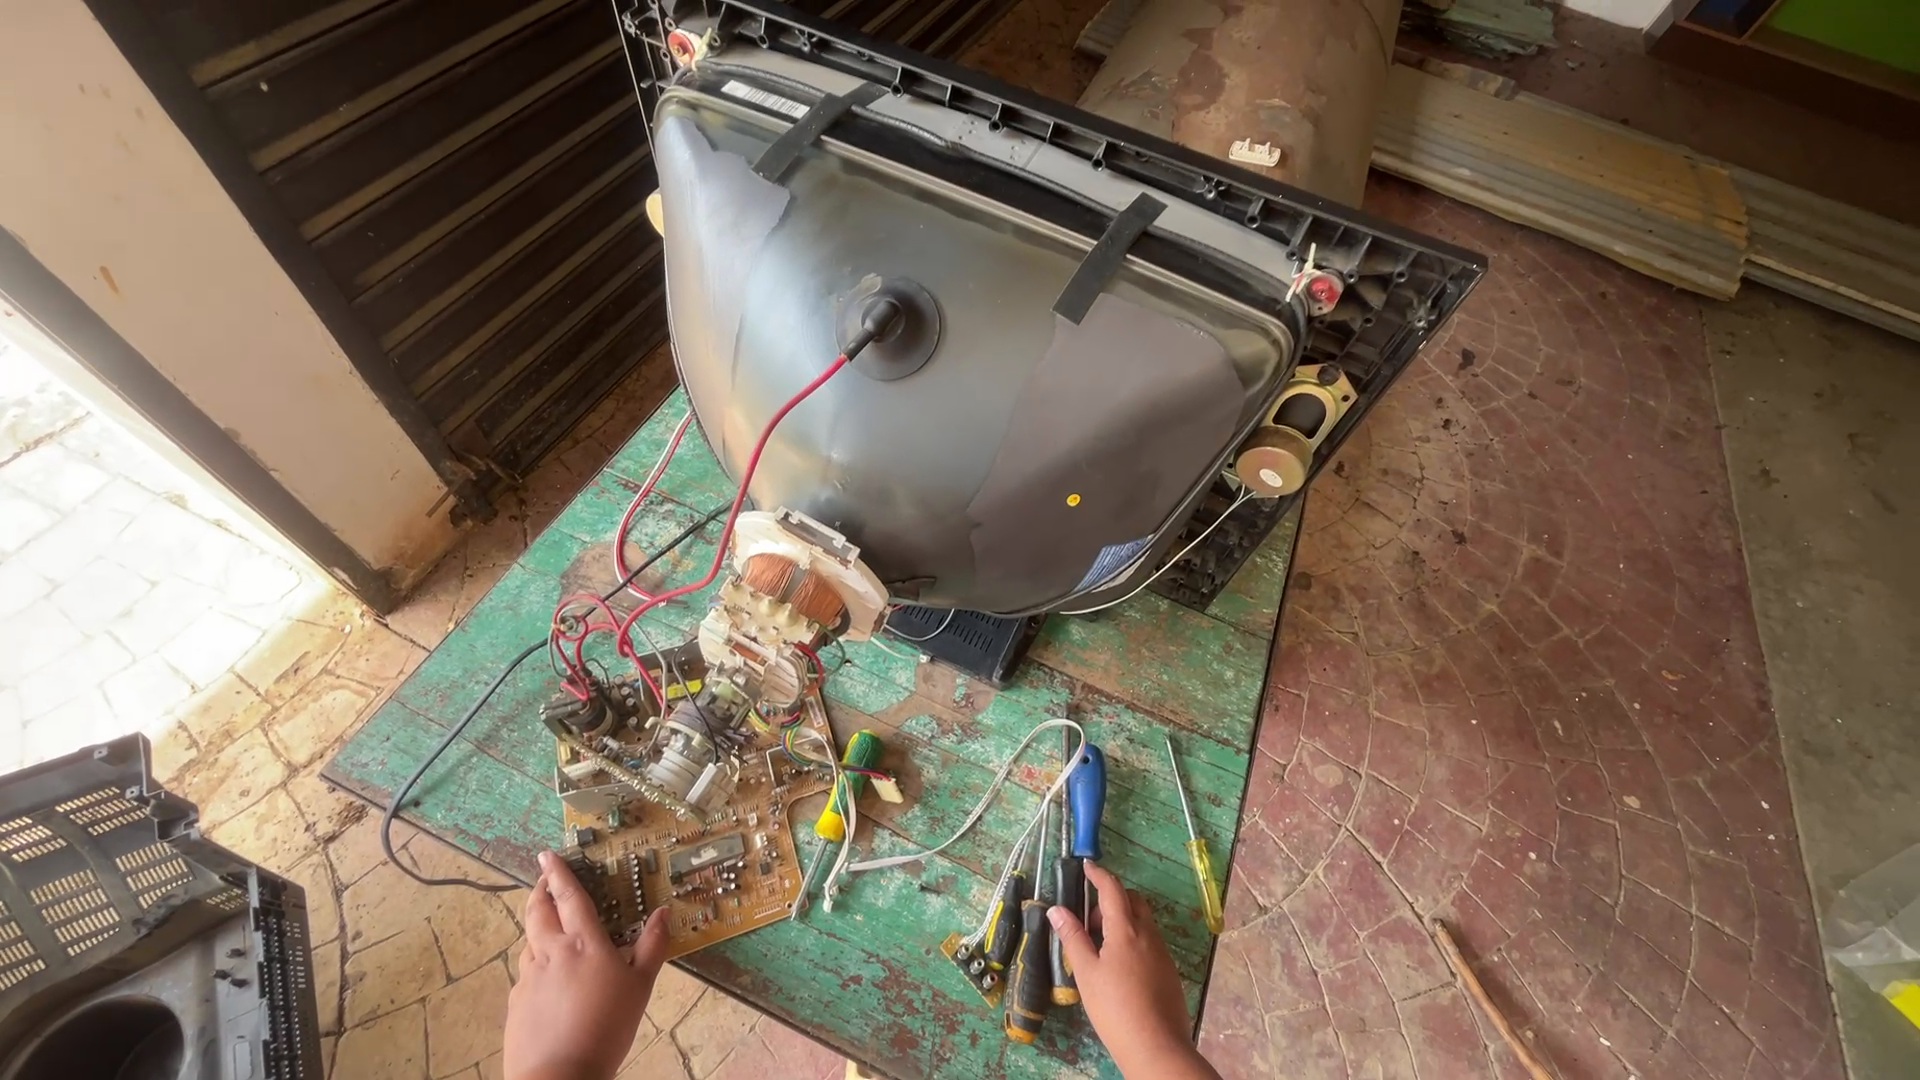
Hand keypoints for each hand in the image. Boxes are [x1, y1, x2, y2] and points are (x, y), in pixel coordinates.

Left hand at [505, 851, 670, 1079]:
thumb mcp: (641, 985)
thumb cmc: (606, 1027)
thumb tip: (663, 912)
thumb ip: (652, 946)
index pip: (569, 897)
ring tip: (550, 931)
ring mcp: (529, 979)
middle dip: (539, 892)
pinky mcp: (516, 1005)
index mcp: (584, 942)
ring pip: (530, 942)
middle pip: (538, 913)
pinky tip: (549, 982)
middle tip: (543, 880)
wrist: (557, 1079)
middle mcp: (552, 952)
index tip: (547, 855)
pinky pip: (527, 974)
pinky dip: (537, 965)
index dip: (559, 873)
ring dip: (538, 929)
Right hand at [1049, 862, 1221, 1079]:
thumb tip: (1056, 909)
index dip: (1099, 874)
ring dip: (1122, 920)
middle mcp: (1148, 934)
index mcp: (1126, 929)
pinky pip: (1150, 941)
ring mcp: (1162, 952)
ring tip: (1101, 948)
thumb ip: (1073, 937)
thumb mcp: (1086, 973)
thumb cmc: (1115, 1008)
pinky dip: (1133, 938)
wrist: (1157, 1049)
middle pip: (1132, 900)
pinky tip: (1120, 967)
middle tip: (1091, 921)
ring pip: (1143, 921)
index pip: (1112, 889)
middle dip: (1111, 899)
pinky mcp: (1169, 971)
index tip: (1086, 866)